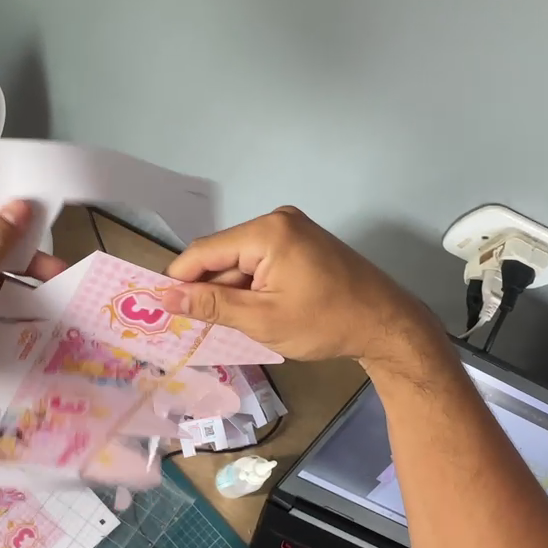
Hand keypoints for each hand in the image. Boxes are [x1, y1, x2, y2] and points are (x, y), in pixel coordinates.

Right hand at [164, 206, 448, 369]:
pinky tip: (253, 312)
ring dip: (230, 291)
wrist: (385, 325)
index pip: (203, 252)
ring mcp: (292, 230)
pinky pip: (260, 263)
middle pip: (221, 255)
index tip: (162, 309)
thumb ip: (211, 306)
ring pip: (240, 261)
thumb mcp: (261, 319)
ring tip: (232, 324)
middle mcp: (277, 221)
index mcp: (266, 232)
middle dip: (208, 289)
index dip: (179, 281)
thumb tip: (167, 298)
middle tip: (196, 326)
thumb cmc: (325, 323)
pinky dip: (250, 287)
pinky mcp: (301, 244)